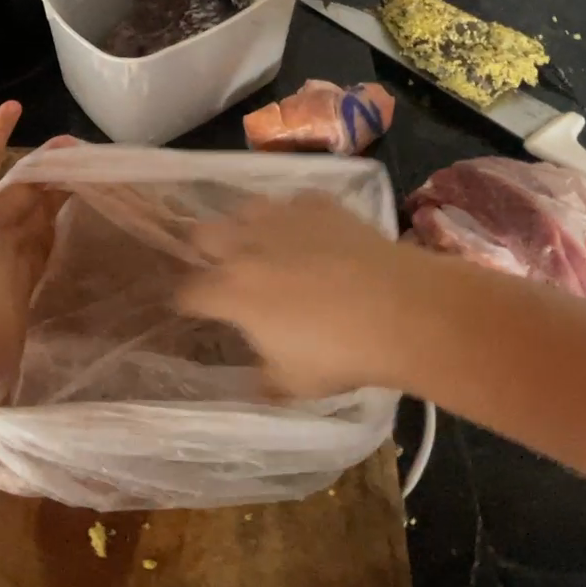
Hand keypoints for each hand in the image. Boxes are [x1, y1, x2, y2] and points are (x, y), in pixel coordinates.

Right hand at [177, 194, 415, 398]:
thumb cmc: (340, 353)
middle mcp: (246, 245)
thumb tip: (255, 380)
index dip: (183, 301)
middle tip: (217, 269)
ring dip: (244, 226)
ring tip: (260, 244)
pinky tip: (310, 234)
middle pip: (200, 234)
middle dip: (201, 250)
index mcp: (231, 291)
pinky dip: (295, 218)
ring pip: (243, 209)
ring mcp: (282, 218)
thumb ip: (264, 378)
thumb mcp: (294, 383)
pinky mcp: (318, 205)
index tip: (188, 309)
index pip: (186, 291)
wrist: (402, 309)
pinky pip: (294, 204)